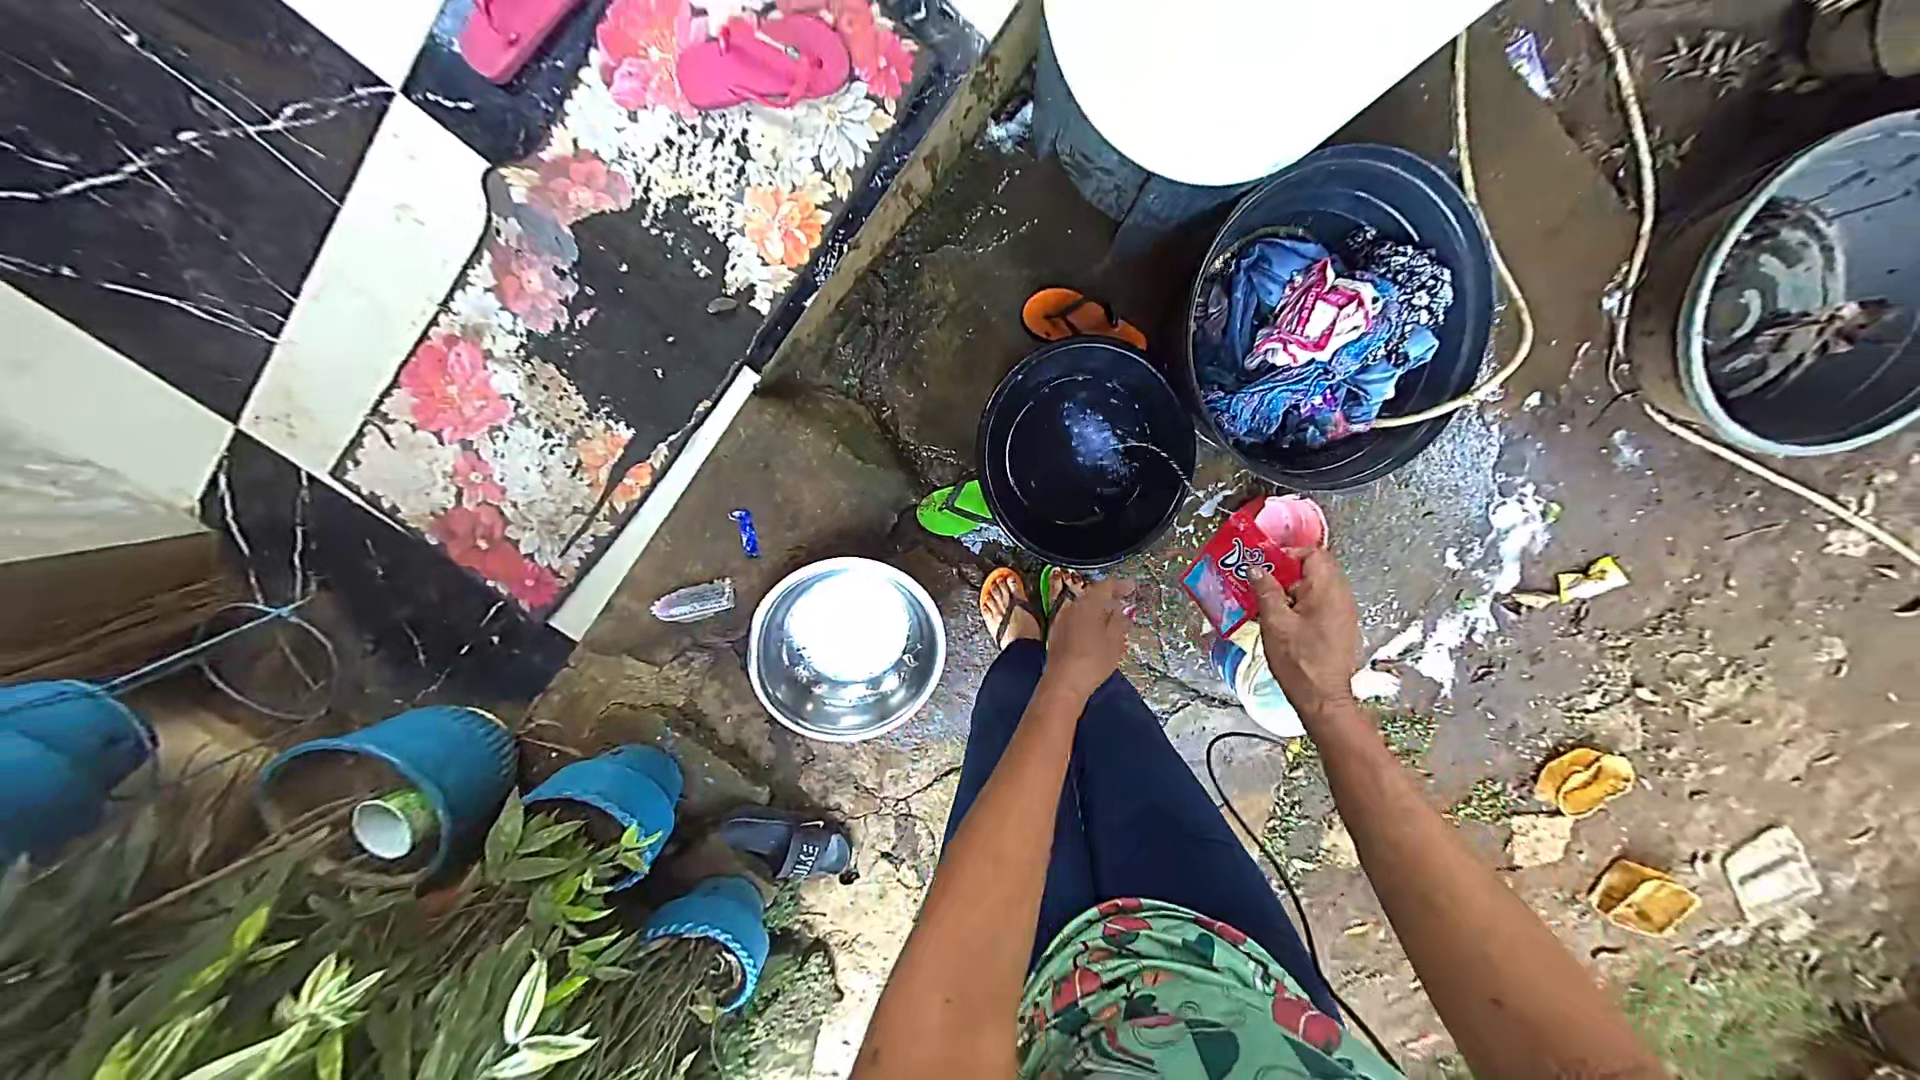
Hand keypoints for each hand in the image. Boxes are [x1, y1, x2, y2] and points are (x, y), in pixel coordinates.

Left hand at [1040, 577, 1136, 701]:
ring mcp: (1061, 619)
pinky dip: (1088, 619)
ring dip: (1098, 609)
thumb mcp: (1115, 641)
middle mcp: (1072, 607)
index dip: (1120, 585)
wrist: (1063, 682)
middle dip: (1109, 597)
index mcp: (1088, 604)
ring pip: (1083, 607)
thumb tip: (1123, 609)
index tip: (1132, 588)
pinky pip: (1076, 618)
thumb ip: (1121, 621)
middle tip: (1124, 602)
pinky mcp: (1056, 633)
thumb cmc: (1094, 661)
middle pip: (1092, 595)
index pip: (1105, 586)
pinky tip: (1096, 630)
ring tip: (1113, 618)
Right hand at [1248, 549, 1360, 716]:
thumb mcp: (1274, 623)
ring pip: (1319, 587)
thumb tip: (1256, 569)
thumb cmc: (1299, 661)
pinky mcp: (1342, 627)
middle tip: (1263, 583)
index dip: (1288, 554)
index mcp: (1326, 591)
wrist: (1322, 697)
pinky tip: (1284, 620)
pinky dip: (1303, 604)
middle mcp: (1342, 598)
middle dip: (1288, 572)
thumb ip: (1266, 591)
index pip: (1313, 554)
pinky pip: (1322, 604)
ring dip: (1294, 589)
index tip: (1267, 564)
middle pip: (1317, 569)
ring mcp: (1344, 613)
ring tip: (1270, 603)